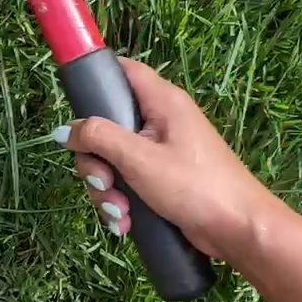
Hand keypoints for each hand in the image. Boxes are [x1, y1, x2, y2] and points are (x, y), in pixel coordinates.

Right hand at [56, 58, 286, 262]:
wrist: (236, 230)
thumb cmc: (194, 186)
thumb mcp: (139, 159)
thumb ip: (98, 138)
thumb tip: (64, 130)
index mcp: (162, 103)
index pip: (124, 71)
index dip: (96, 78)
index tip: (72, 102)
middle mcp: (159, 122)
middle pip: (105, 127)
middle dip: (94, 161)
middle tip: (103, 182)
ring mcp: (158, 151)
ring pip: (109, 160)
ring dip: (105, 189)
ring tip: (119, 212)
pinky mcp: (158, 177)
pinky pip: (123, 181)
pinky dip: (118, 201)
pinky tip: (124, 221)